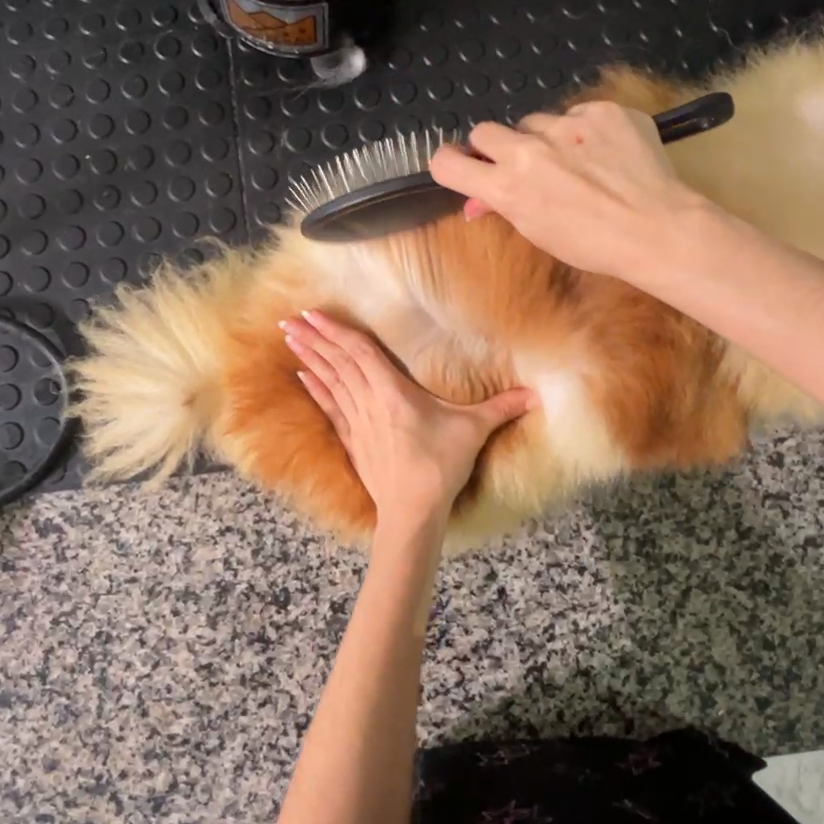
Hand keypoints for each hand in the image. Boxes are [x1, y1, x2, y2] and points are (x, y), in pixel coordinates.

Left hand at [282, 310, 534, 541]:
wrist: (412, 509)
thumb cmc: (440, 465)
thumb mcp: (473, 430)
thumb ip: (501, 407)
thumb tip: (536, 394)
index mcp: (392, 390)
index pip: (359, 352)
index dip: (336, 330)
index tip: (313, 313)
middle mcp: (368, 400)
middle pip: (336, 362)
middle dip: (313, 339)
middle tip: (288, 320)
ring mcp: (356, 421)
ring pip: (328, 381)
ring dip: (308, 358)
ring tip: (288, 338)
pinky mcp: (352, 441)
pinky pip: (329, 408)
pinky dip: (315, 390)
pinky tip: (301, 377)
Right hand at [428, 100, 714, 283]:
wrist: (657, 227)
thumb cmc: (592, 243)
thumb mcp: (537, 231)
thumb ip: (503, 205)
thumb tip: (479, 200)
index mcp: (507, 188)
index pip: (447, 162)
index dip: (449, 163)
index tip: (461, 167)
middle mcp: (528, 150)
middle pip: (485, 131)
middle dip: (496, 147)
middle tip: (521, 165)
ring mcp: (566, 125)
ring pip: (534, 122)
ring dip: (543, 138)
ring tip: (574, 162)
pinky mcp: (601, 110)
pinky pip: (577, 114)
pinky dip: (583, 131)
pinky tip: (604, 153)